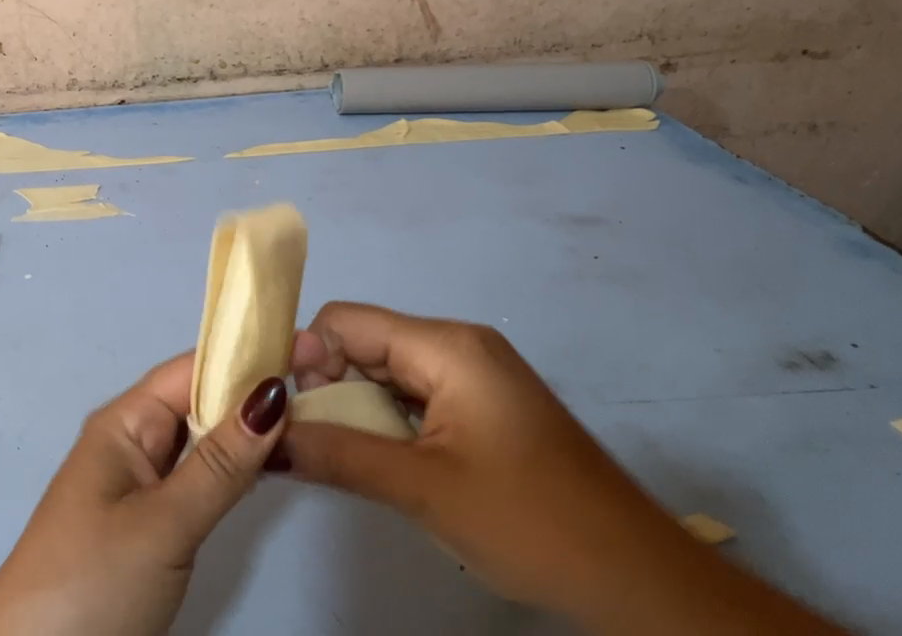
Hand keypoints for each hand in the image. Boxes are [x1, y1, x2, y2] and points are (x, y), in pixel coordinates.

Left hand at [0, 348, 298, 635]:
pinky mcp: (154, 519)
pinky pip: (201, 473)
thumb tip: (273, 391)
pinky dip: (238, 463)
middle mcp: (134, 440)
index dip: (248, 353)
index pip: (192, 368)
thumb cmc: (92, 580)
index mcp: (124, 422)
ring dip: (251, 425)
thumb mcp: (162, 524)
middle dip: (257, 386)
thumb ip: (220, 464)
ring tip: (318, 409)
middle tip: (330, 378)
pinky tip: (276, 461)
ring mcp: (144, 481)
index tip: (314, 345)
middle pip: (201, 398)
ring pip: (204, 436)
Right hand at [286, 303, 846, 634]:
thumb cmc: (530, 521)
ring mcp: (474, 376)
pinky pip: (412, 396)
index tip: (286, 409)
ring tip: (337, 455)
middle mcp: (458, 345)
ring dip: (353, 408)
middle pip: (362, 343)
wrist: (639, 580)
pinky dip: (384, 421)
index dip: (305, 356)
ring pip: (384, 372)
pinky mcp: (483, 407)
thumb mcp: (421, 488)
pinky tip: (378, 460)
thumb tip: (261, 439)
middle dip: (325, 385)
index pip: (344, 322)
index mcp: (447, 346)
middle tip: (308, 440)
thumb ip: (335, 454)